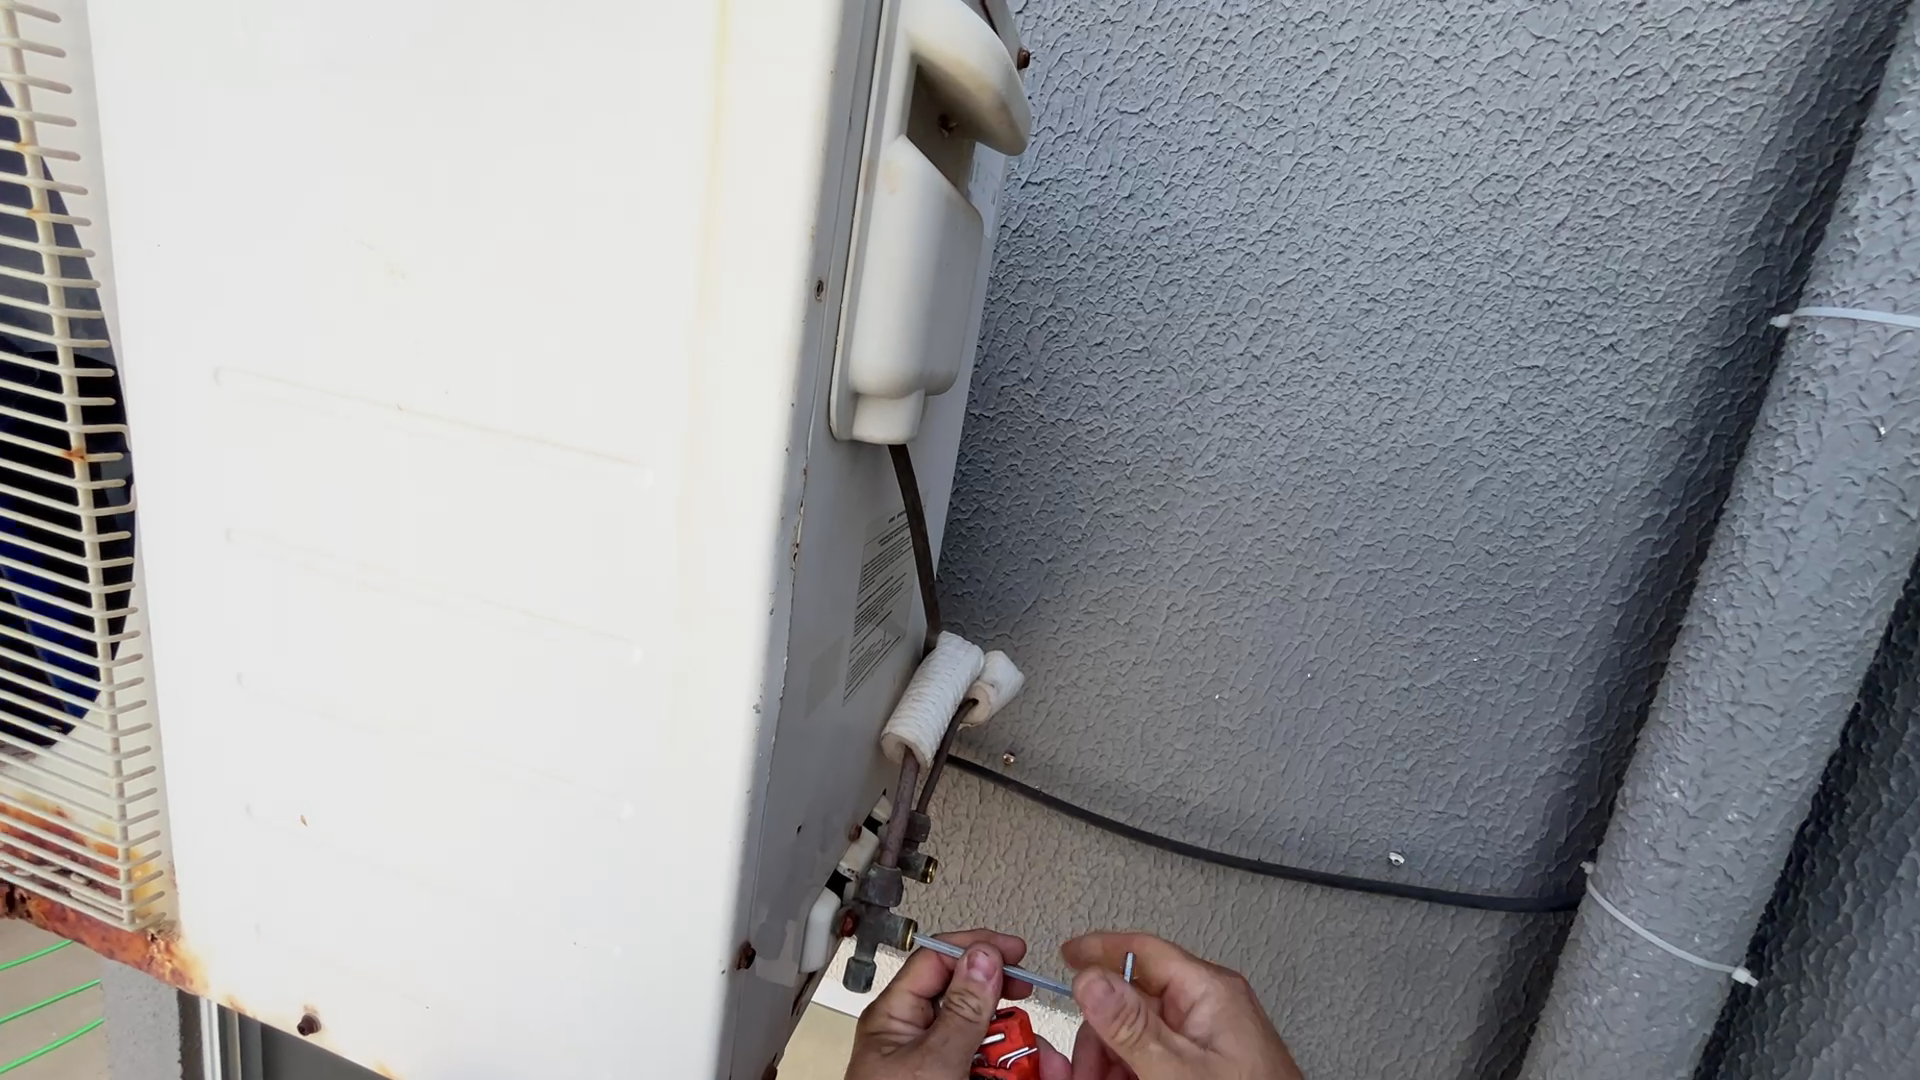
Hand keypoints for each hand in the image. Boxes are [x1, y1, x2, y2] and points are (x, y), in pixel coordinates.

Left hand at [847, 929, 1069, 1079]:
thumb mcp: (932, 1065)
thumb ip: (962, 1011)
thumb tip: (983, 957)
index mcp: (895, 1018)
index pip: (937, 960)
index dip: (976, 948)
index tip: (1015, 952)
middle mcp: (915, 1038)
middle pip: (967, 1000)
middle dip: (1005, 1004)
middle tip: (1030, 1002)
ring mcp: (936, 1070)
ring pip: (985, 1040)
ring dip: (1017, 1046)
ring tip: (1041, 1060)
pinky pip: (989, 1074)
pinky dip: (1012, 1076)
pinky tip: (1031, 1075)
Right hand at [1061, 932, 1301, 1079]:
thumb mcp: (1182, 1073)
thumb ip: (1134, 1027)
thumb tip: (1091, 979)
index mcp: (1209, 991)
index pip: (1141, 949)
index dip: (1098, 949)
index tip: (1066, 957)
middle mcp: (1208, 1005)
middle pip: (1131, 998)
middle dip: (1101, 1034)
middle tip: (1087, 1070)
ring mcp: (1208, 1036)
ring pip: (1137, 1031)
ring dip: (1111, 1059)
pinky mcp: (1207, 1063)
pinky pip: (1154, 1054)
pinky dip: (1131, 1071)